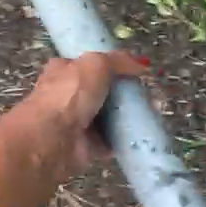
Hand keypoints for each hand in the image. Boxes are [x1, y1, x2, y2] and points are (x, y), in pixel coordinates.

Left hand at [0, 51, 147, 206]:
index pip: (87, 66)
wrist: (53, 137)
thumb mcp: (95, 64)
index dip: (110, 67)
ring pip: (110, 116)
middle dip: (126, 94)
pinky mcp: (87, 145)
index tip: (134, 73)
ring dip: (130, 116)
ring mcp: (78, 122)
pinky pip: (112, 140)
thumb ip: (119, 61)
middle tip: (149, 96)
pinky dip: (127, 138)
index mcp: (63, 72)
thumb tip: (142, 65)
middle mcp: (68, 96)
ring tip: (152, 113)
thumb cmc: (69, 94)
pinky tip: (143, 133)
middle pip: (103, 92)